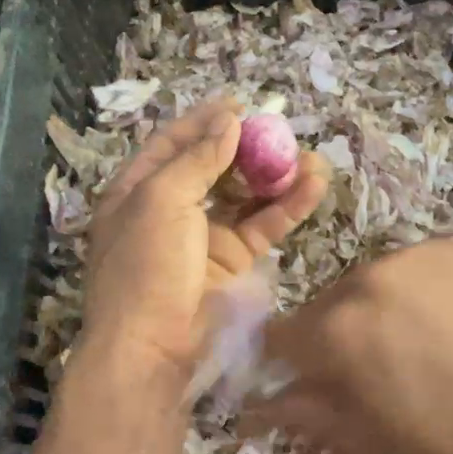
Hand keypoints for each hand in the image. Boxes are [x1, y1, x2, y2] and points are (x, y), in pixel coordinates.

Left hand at [83, 98, 329, 376]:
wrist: (151, 350)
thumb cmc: (146, 265)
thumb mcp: (162, 200)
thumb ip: (199, 158)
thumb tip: (228, 121)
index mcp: (138, 189)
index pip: (173, 143)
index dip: (204, 121)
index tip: (240, 103)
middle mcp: (170, 208)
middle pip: (214, 166)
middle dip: (249, 148)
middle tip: (282, 132)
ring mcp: (203, 236)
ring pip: (245, 196)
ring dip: (276, 176)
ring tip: (311, 158)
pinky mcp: (232, 261)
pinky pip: (263, 225)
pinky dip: (288, 206)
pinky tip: (314, 185)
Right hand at [246, 240, 452, 453]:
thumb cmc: (442, 435)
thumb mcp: (361, 442)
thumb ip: (301, 416)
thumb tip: (259, 405)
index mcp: (331, 330)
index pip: (278, 335)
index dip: (286, 361)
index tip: (307, 379)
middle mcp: (360, 280)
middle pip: (322, 306)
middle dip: (331, 335)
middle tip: (367, 370)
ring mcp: (405, 258)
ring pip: (365, 284)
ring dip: (371, 309)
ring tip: (411, 344)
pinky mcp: (444, 249)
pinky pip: (408, 269)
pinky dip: (412, 291)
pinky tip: (442, 322)